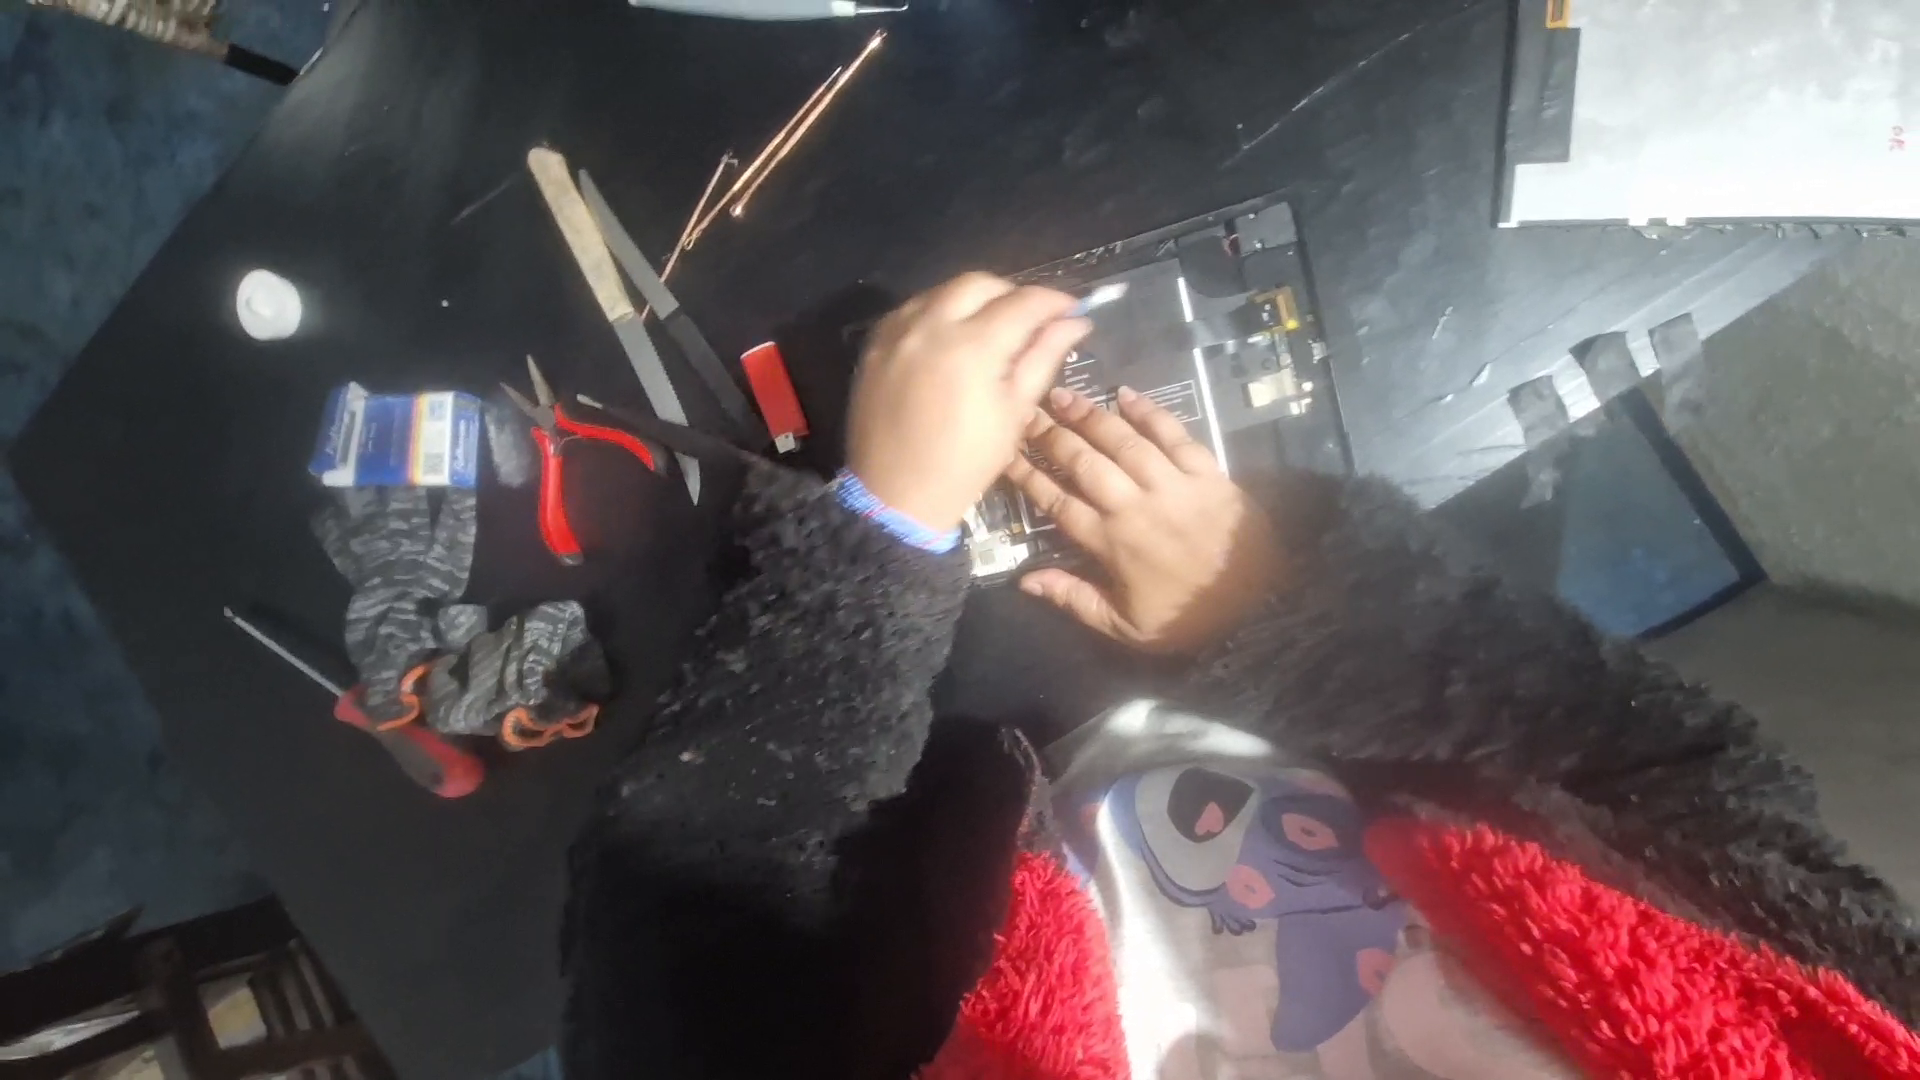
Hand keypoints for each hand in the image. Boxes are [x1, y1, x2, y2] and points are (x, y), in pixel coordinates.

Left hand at [845, 274, 1090, 532]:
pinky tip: (950, 339)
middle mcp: (931, 326)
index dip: (1053, 301)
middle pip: (979, 283)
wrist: (896, 497)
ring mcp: (897, 333)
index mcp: (972, 346)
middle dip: (1011, 294)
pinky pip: (912, 310)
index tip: (1072, 309)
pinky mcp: (875, 345)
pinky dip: (938, 313)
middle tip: (1030, 320)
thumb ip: (1042, 358)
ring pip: (942, 291)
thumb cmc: (965, 464)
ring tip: (991, 329)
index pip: (1022, 302)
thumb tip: (1073, 323)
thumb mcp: (1014, 413)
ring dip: (973, 300)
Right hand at [1007, 387, 1284, 653]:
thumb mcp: (1125, 627)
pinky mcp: (1208, 472)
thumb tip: (1026, 581)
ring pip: (1124, 442)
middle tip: (1027, 412)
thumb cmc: (1188, 618)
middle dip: (1051, 436)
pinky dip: (1151, 413)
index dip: (1029, 476)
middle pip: (1085, 463)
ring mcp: (1173, 485)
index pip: (1058, 502)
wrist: (1262, 607)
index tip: (1006, 453)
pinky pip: (1175, 435)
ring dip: (1091, 416)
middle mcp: (1135, 506)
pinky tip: (1126, 394)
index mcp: (1111, 543)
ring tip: (1063, 395)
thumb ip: (1075, 600)